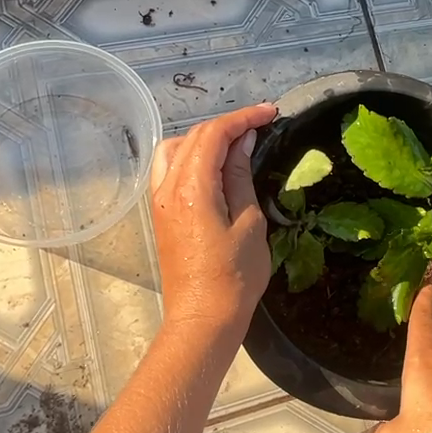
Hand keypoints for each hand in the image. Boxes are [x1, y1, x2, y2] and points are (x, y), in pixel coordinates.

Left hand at [149, 104, 277, 339]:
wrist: (203, 319)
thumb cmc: (233, 277)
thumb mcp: (249, 223)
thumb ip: (241, 177)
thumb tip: (243, 142)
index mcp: (192, 188)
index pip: (214, 135)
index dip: (244, 118)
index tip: (271, 113)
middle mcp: (168, 188)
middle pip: (193, 137)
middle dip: (228, 125)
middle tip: (262, 125)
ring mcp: (160, 201)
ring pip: (176, 149)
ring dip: (205, 138)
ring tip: (236, 143)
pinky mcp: (162, 214)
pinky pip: (170, 169)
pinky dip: (191, 156)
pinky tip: (213, 165)